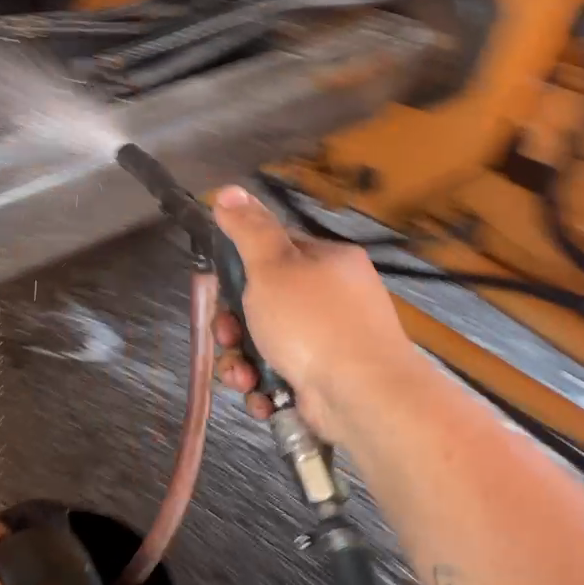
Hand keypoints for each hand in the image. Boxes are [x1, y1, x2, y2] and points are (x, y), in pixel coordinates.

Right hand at [210, 185, 419, 446]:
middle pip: (259, 303)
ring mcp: (327, 340)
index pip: (271, 254)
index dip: (237, 273)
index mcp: (326, 263)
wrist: (362, 394)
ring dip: (240, 361)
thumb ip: (248, 230)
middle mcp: (331, 298)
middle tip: (228, 337)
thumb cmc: (312, 323)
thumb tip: (227, 190)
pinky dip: (261, 386)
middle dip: (232, 327)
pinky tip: (260, 394)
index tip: (221, 291)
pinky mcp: (321, 377)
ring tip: (243, 376)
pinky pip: (275, 374)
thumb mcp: (272, 266)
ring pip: (261, 342)